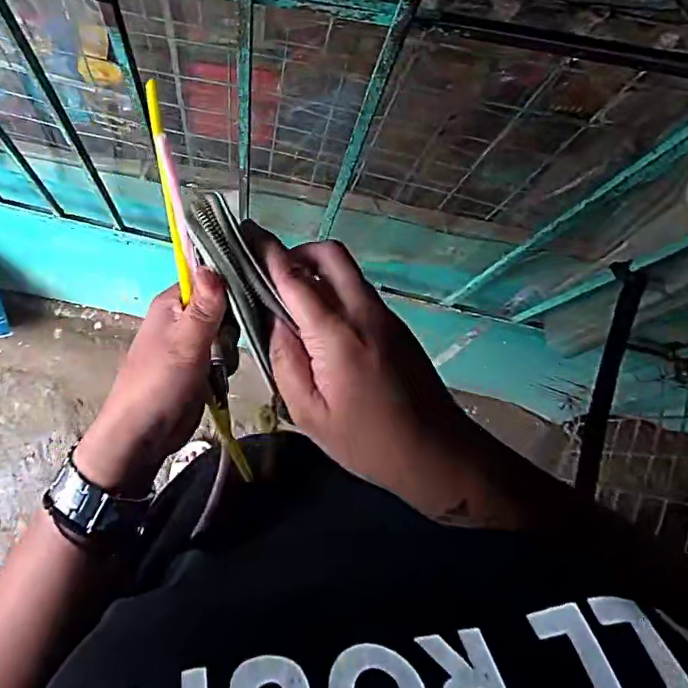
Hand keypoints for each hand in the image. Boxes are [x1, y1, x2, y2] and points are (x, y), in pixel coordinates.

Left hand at [74, 269, 226, 496]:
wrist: (142, 435)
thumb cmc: (160, 382)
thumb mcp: (186, 340)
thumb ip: (205, 305)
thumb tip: (212, 264)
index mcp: (171, 302)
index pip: (207, 276)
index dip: (229, 283)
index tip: (249, 295)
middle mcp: (180, 316)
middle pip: (222, 305)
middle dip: (231, 323)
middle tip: (229, 340)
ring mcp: (189, 342)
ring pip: (225, 332)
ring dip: (229, 349)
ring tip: (223, 364)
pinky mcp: (197, 365)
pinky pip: (221, 355)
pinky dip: (225, 365)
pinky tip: (223, 377)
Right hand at [249, 227, 522, 525]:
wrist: (438, 453)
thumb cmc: (368, 442)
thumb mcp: (309, 413)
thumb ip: (284, 360)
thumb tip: (274, 321)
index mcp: (337, 335)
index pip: (295, 278)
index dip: (268, 252)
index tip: (248, 234)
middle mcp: (363, 313)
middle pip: (330, 254)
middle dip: (297, 251)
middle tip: (272, 275)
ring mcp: (384, 316)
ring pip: (346, 271)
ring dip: (316, 271)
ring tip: (292, 302)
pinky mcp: (396, 325)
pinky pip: (358, 291)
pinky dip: (334, 290)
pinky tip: (321, 325)